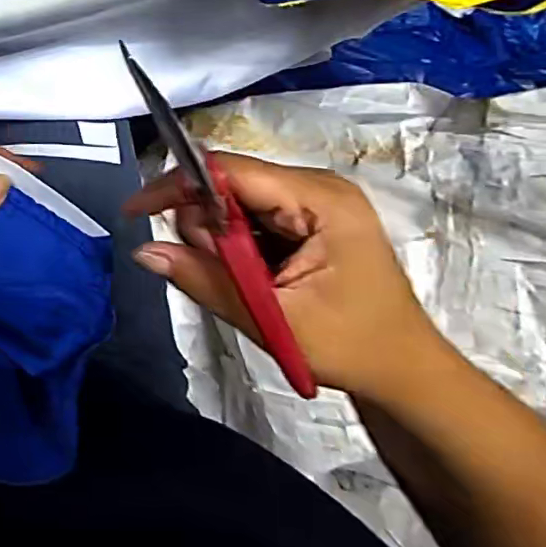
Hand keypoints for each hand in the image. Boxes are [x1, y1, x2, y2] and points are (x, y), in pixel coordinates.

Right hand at [124, 152, 449, 400]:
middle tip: (217, 270)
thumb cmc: (355, 348)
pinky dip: (230, 241)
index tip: (137, 211)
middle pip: (223, 181)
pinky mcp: (303, 213)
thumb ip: (204, 280)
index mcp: (320, 200)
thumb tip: (144, 252)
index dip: (177, 186)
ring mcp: (310, 197)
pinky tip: (248, 271)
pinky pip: (242, 210)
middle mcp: (314, 185)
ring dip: (216, 237)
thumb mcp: (273, 319)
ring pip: (227, 197)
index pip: (227, 170)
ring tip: (242, 279)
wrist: (408, 376)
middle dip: (203, 224)